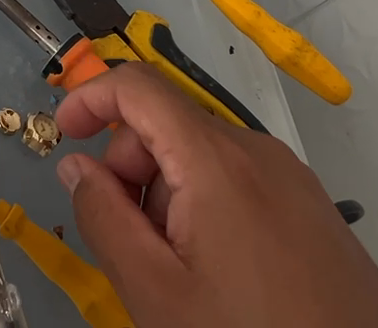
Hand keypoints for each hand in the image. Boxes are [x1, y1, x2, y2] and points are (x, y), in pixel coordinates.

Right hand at [54, 63, 377, 327]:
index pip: (138, 87)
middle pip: (167, 122)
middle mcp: (258, 151)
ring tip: (175, 266)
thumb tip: (77, 165)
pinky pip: (238, 178)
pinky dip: (203, 202)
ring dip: (165, 190)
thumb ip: (102, 216)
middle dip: (129, 164)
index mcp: (216, 159)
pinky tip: (214, 269)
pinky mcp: (314, 209)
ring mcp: (293, 179)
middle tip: (126, 233)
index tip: (64, 134)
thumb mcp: (155, 291)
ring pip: (200, 153)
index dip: (90, 97)